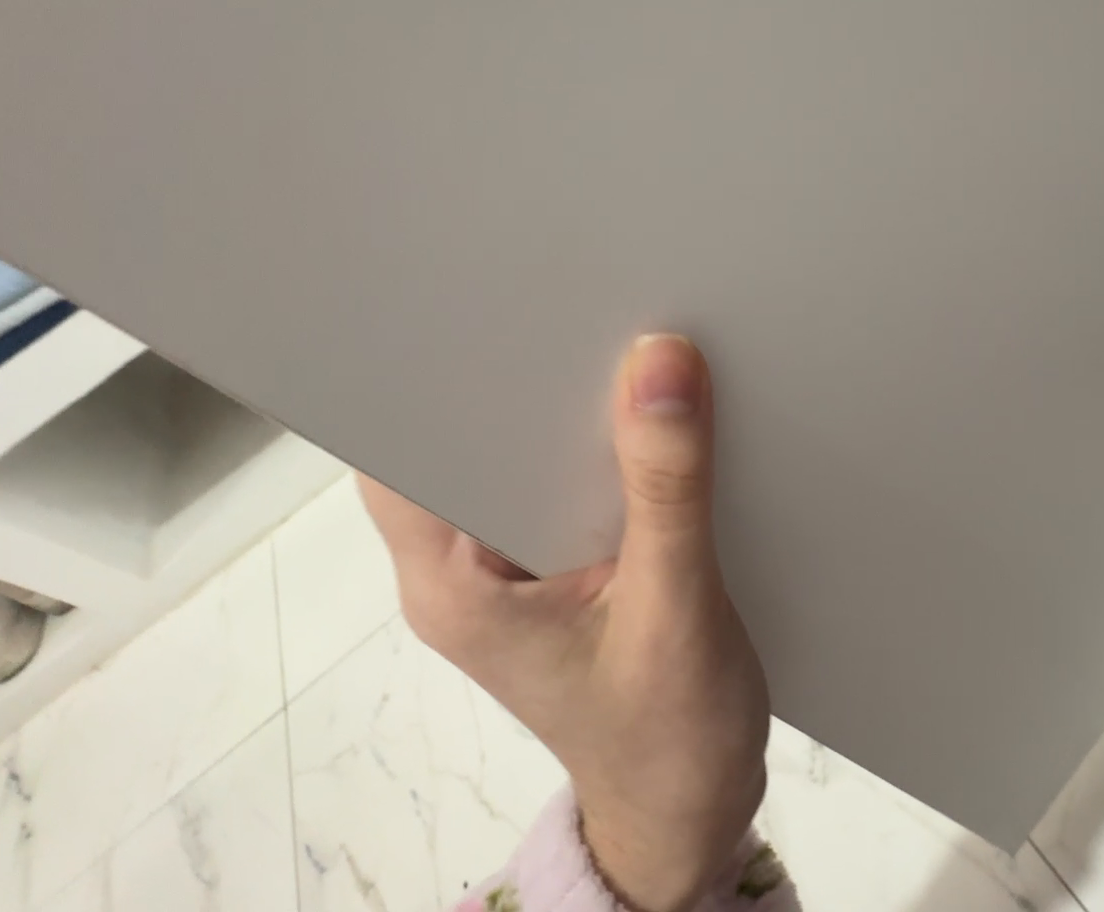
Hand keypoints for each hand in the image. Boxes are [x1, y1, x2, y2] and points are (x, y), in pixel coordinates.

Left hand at [359, 335, 768, 911]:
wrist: (692, 807)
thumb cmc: (670, 734)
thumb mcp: (674, 609)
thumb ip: (668, 487)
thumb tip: (661, 360)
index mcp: (455, 581)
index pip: (412, 447)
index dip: (446, 369)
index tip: (502, 296)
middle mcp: (471, 565)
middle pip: (472, 439)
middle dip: (526, 374)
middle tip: (586, 299)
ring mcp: (522, 567)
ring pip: (530, 457)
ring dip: (576, 409)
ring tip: (629, 341)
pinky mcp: (569, 567)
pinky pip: (577, 484)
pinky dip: (613, 447)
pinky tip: (659, 412)